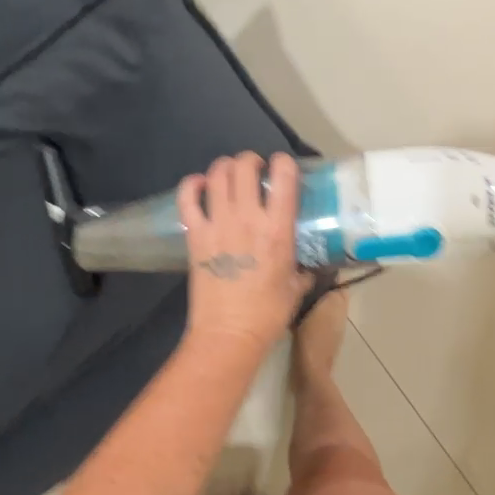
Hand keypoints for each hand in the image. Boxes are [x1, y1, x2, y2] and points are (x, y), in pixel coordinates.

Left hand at [176, 152, 308, 348]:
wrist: (228, 334)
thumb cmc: (267, 314)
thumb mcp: (296, 287)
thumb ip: (303, 269)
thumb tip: (307, 265)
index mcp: (278, 229)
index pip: (284, 176)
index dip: (283, 163)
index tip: (282, 167)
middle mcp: (247, 218)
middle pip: (244, 166)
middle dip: (250, 160)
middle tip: (254, 170)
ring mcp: (218, 224)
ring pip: (217, 175)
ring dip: (225, 168)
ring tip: (231, 176)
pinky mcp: (195, 235)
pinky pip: (188, 198)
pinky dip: (192, 185)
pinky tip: (199, 185)